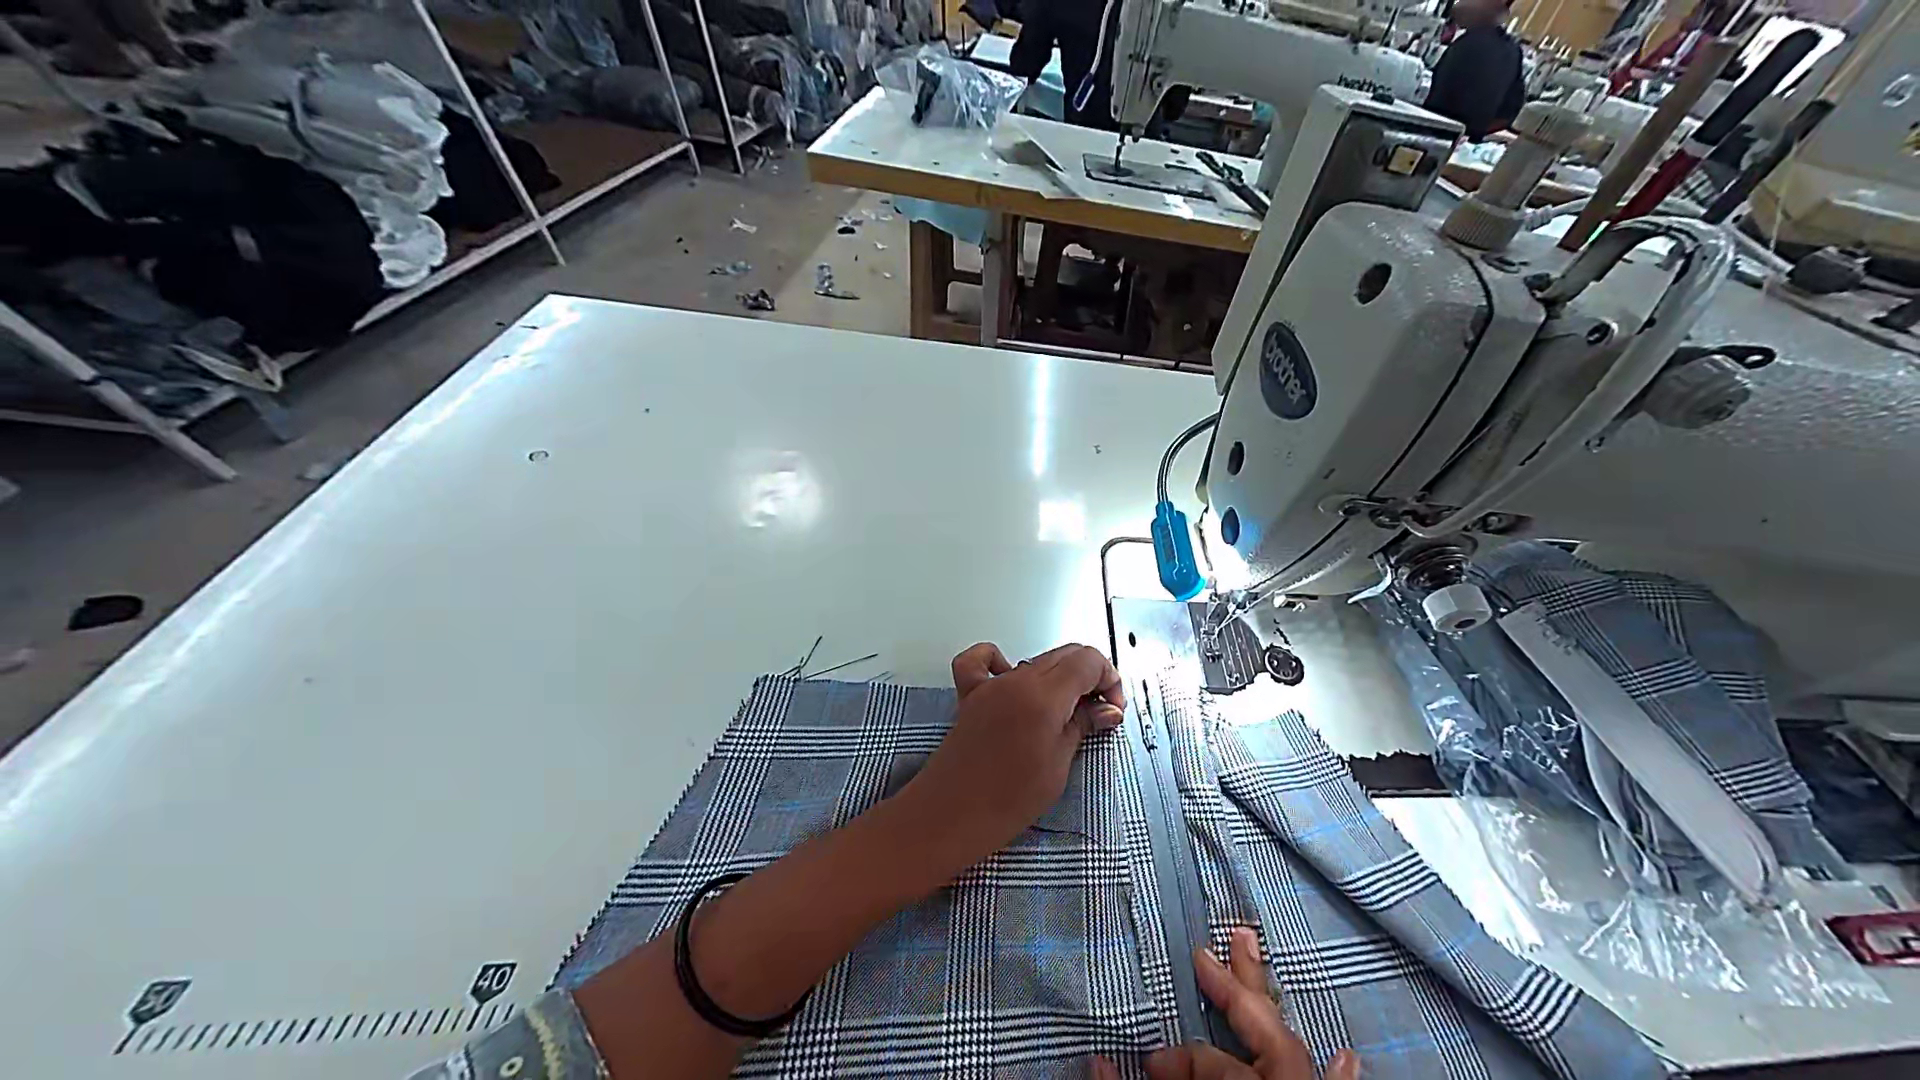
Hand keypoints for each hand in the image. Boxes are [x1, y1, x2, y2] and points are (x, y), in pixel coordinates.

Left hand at [892, 642, 1125, 876]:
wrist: (950, 814)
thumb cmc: (1006, 800)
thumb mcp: (1058, 765)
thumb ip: (1083, 726)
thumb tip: (1106, 709)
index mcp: (1043, 695)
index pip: (1088, 660)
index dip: (1109, 680)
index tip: (1112, 709)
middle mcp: (1015, 680)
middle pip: (1065, 655)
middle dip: (1090, 677)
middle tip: (1097, 713)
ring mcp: (990, 684)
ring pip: (1035, 659)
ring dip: (1058, 677)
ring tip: (1065, 712)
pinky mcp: (970, 694)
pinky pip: (982, 660)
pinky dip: (1000, 661)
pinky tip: (1011, 682)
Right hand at [1094, 928, 1358, 1079]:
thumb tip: (1097, 1059)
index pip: (1213, 1064)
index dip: (1182, 1058)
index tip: (1152, 1062)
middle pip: (1270, 1043)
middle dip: (1238, 992)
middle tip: (1208, 952)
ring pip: (1297, 1055)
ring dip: (1271, 1004)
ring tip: (1251, 948)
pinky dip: (1336, 1078)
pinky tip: (1347, 1055)